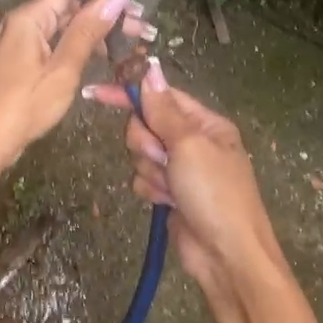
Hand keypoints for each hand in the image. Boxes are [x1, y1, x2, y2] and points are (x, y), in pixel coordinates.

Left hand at [0, 0, 146, 172]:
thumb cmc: (25, 105)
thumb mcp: (63, 69)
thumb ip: (88, 32)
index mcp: (26, 19)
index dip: (100, 3)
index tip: (133, 16)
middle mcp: (18, 26)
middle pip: (64, 13)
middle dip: (100, 21)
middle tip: (140, 34)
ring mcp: (16, 47)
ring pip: (59, 33)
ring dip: (90, 38)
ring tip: (124, 51)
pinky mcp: (18, 66)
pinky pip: (50, 49)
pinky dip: (72, 53)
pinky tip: (96, 63)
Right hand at [84, 59, 279, 294]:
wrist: (226, 254)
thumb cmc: (214, 193)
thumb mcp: (189, 144)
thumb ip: (163, 109)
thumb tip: (151, 69)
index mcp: (205, 123)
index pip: (160, 97)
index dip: (129, 94)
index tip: (96, 93)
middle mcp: (192, 142)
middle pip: (144, 126)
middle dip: (146, 144)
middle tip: (164, 159)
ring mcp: (179, 169)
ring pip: (139, 154)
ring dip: (151, 171)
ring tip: (171, 188)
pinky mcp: (168, 192)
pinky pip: (142, 179)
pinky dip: (150, 190)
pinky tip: (167, 203)